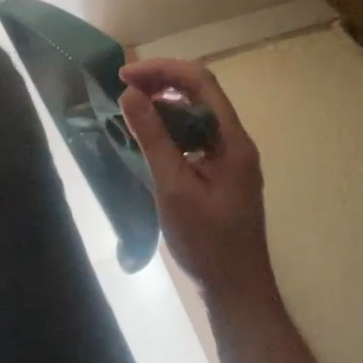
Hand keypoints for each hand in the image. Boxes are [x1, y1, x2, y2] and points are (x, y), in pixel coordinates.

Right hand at [118, 58, 273, 303]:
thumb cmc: (206, 242)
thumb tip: (130, 93)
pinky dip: (172, 126)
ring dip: (166, 102)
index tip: (125, 76)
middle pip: (201, 92)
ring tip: (132, 108)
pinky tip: (150, 137)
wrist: (237, 292)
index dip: (162, 70)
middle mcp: (236, 142)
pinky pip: (197, 134)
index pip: (201, 82)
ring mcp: (231, 158)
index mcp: (232, 140)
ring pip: (198, 113)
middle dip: (163, 81)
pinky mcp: (222, 172)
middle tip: (125, 87)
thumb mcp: (173, 187)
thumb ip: (153, 138)